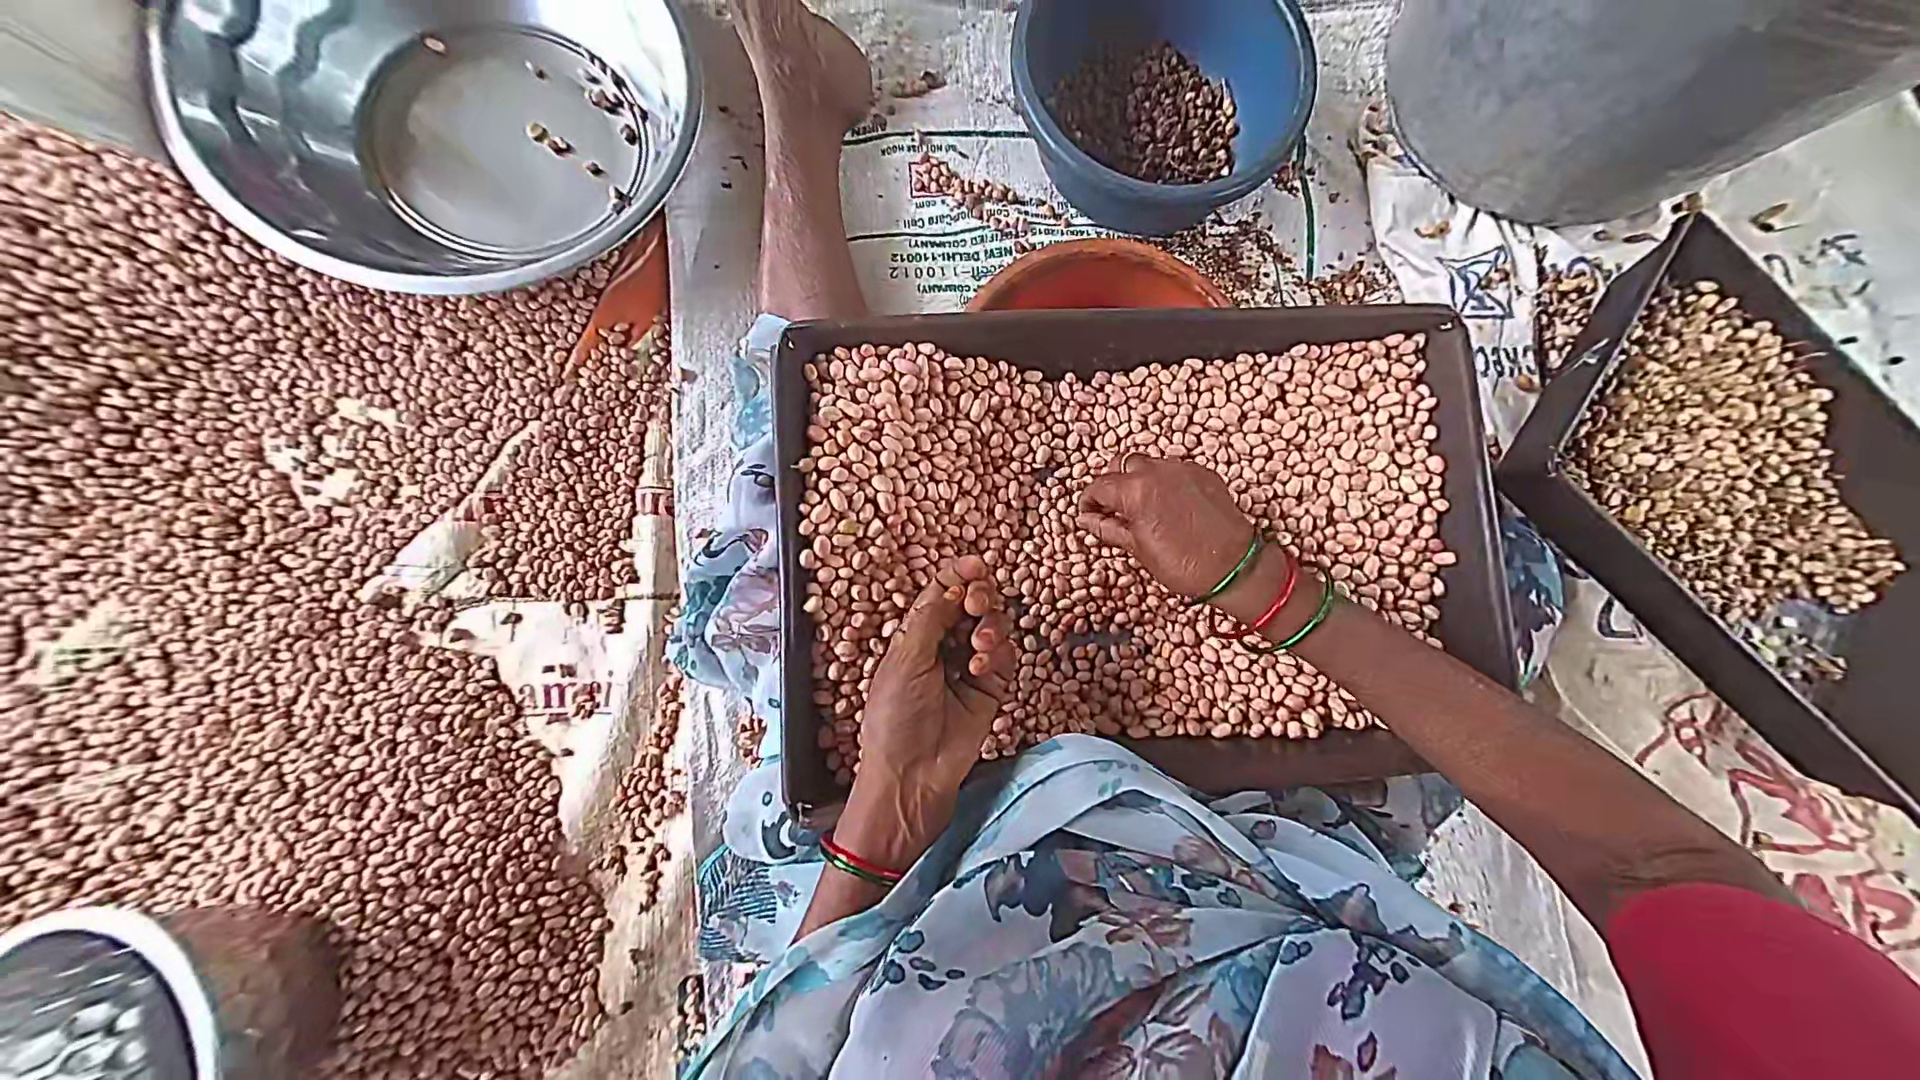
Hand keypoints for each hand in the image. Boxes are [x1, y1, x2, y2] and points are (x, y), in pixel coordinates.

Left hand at [839, 556, 1012, 865]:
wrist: (912, 773)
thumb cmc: (895, 717)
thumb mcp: (905, 659)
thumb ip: (932, 618)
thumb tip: (954, 585)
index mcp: (917, 635)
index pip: (942, 593)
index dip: (959, 575)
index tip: (975, 565)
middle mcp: (945, 645)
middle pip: (972, 603)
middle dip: (979, 596)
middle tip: (976, 603)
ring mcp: (970, 665)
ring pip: (993, 625)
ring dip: (989, 625)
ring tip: (977, 644)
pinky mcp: (991, 687)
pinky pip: (1004, 655)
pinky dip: (997, 653)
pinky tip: (979, 666)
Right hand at [1076, 454, 1258, 597]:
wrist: (1234, 567)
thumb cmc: (1187, 564)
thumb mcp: (1137, 548)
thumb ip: (1108, 528)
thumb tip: (1088, 520)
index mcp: (1136, 491)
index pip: (1098, 485)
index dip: (1088, 501)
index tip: (1088, 513)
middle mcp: (1158, 472)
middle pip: (1120, 465)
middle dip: (1111, 484)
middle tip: (1110, 509)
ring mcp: (1182, 470)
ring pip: (1147, 464)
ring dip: (1136, 480)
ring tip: (1138, 508)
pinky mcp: (1202, 474)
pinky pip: (1172, 470)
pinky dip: (1162, 482)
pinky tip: (1164, 506)